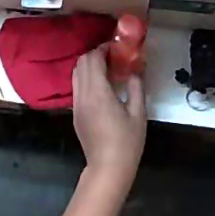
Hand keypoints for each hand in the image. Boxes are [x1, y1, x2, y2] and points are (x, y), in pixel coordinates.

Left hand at [71, 48, 143, 180]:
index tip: (118, 47)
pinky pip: (77, 86)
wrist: (108, 168)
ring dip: (89, 65)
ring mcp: (76, 104)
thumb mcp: (138, 112)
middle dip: (95, 54)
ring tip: (109, 69)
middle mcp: (83, 94)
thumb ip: (136, 85)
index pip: (93, 59)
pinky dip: (87, 78)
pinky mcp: (76, 113)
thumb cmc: (127, 141)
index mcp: (98, 92)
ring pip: (76, 74)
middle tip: (114, 56)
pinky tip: (103, 86)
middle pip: (81, 63)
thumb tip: (137, 67)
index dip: (103, 49)